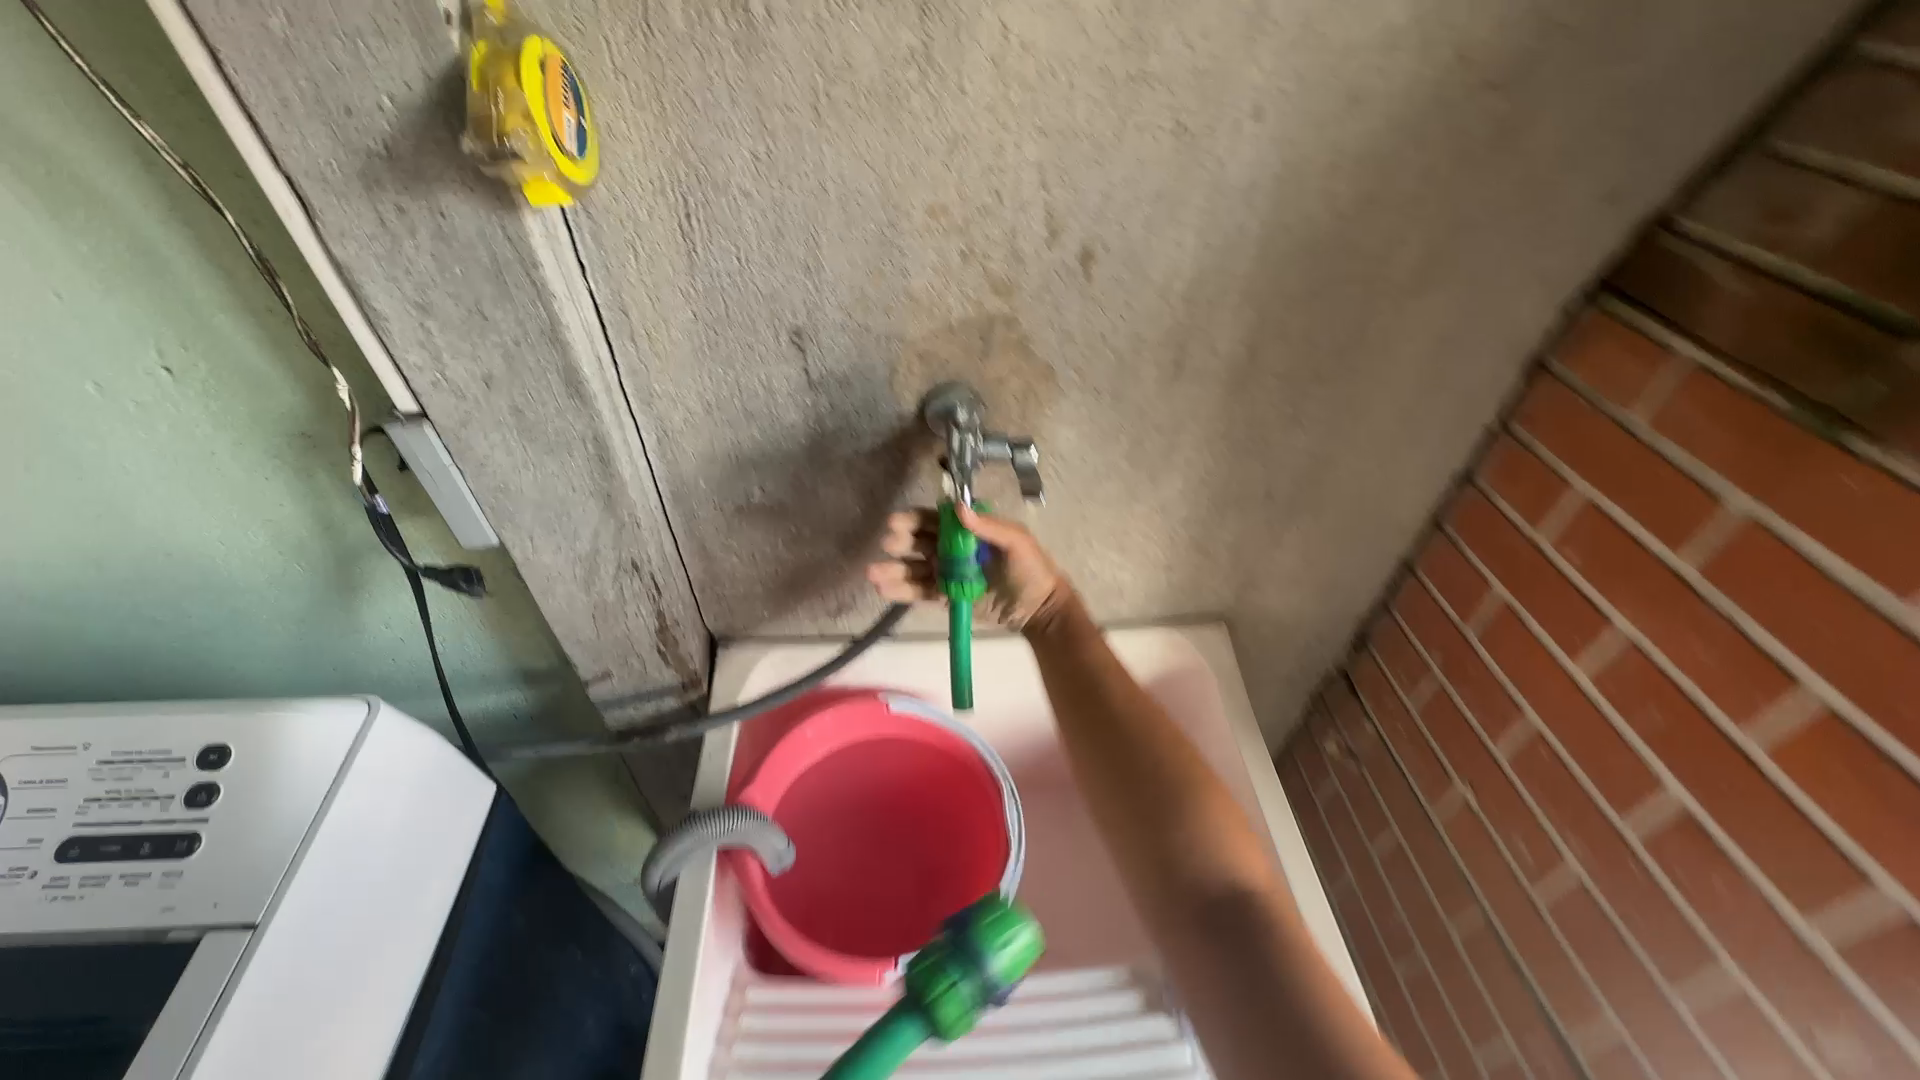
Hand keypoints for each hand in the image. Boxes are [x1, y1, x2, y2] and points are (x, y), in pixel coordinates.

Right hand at [867, 503, 1074, 631]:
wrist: (1038, 608)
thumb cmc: (1031, 568)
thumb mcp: (1017, 541)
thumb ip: (989, 526)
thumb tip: (958, 507)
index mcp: (967, 529)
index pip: (935, 520)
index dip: (914, 519)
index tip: (896, 522)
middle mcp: (951, 548)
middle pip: (919, 541)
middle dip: (900, 542)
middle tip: (889, 544)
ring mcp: (946, 573)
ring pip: (914, 568)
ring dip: (893, 569)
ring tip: (873, 574)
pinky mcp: (945, 596)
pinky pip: (920, 591)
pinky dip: (901, 590)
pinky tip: (883, 590)